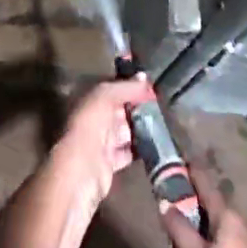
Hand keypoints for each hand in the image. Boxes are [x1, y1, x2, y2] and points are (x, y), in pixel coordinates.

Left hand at [45, 76, 156, 203]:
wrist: (83, 169)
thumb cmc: (91, 125)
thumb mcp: (106, 97)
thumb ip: (125, 87)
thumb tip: (144, 77)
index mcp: (90, 100)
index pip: (112, 88)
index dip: (129, 86)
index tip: (150, 84)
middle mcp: (95, 119)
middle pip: (120, 110)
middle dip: (138, 107)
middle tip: (161, 103)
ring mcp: (102, 142)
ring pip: (125, 131)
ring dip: (141, 128)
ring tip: (163, 121)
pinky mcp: (110, 162)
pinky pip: (128, 151)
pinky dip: (140, 148)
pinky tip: (156, 144)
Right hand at [160, 167, 246, 247]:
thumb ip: (180, 229)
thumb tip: (164, 203)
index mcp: (228, 215)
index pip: (205, 184)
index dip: (190, 171)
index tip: (175, 158)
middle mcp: (236, 221)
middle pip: (207, 203)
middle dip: (188, 200)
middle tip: (167, 197)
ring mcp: (240, 239)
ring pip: (211, 222)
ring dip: (194, 222)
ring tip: (175, 222)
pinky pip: (216, 237)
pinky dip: (202, 236)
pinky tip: (191, 245)